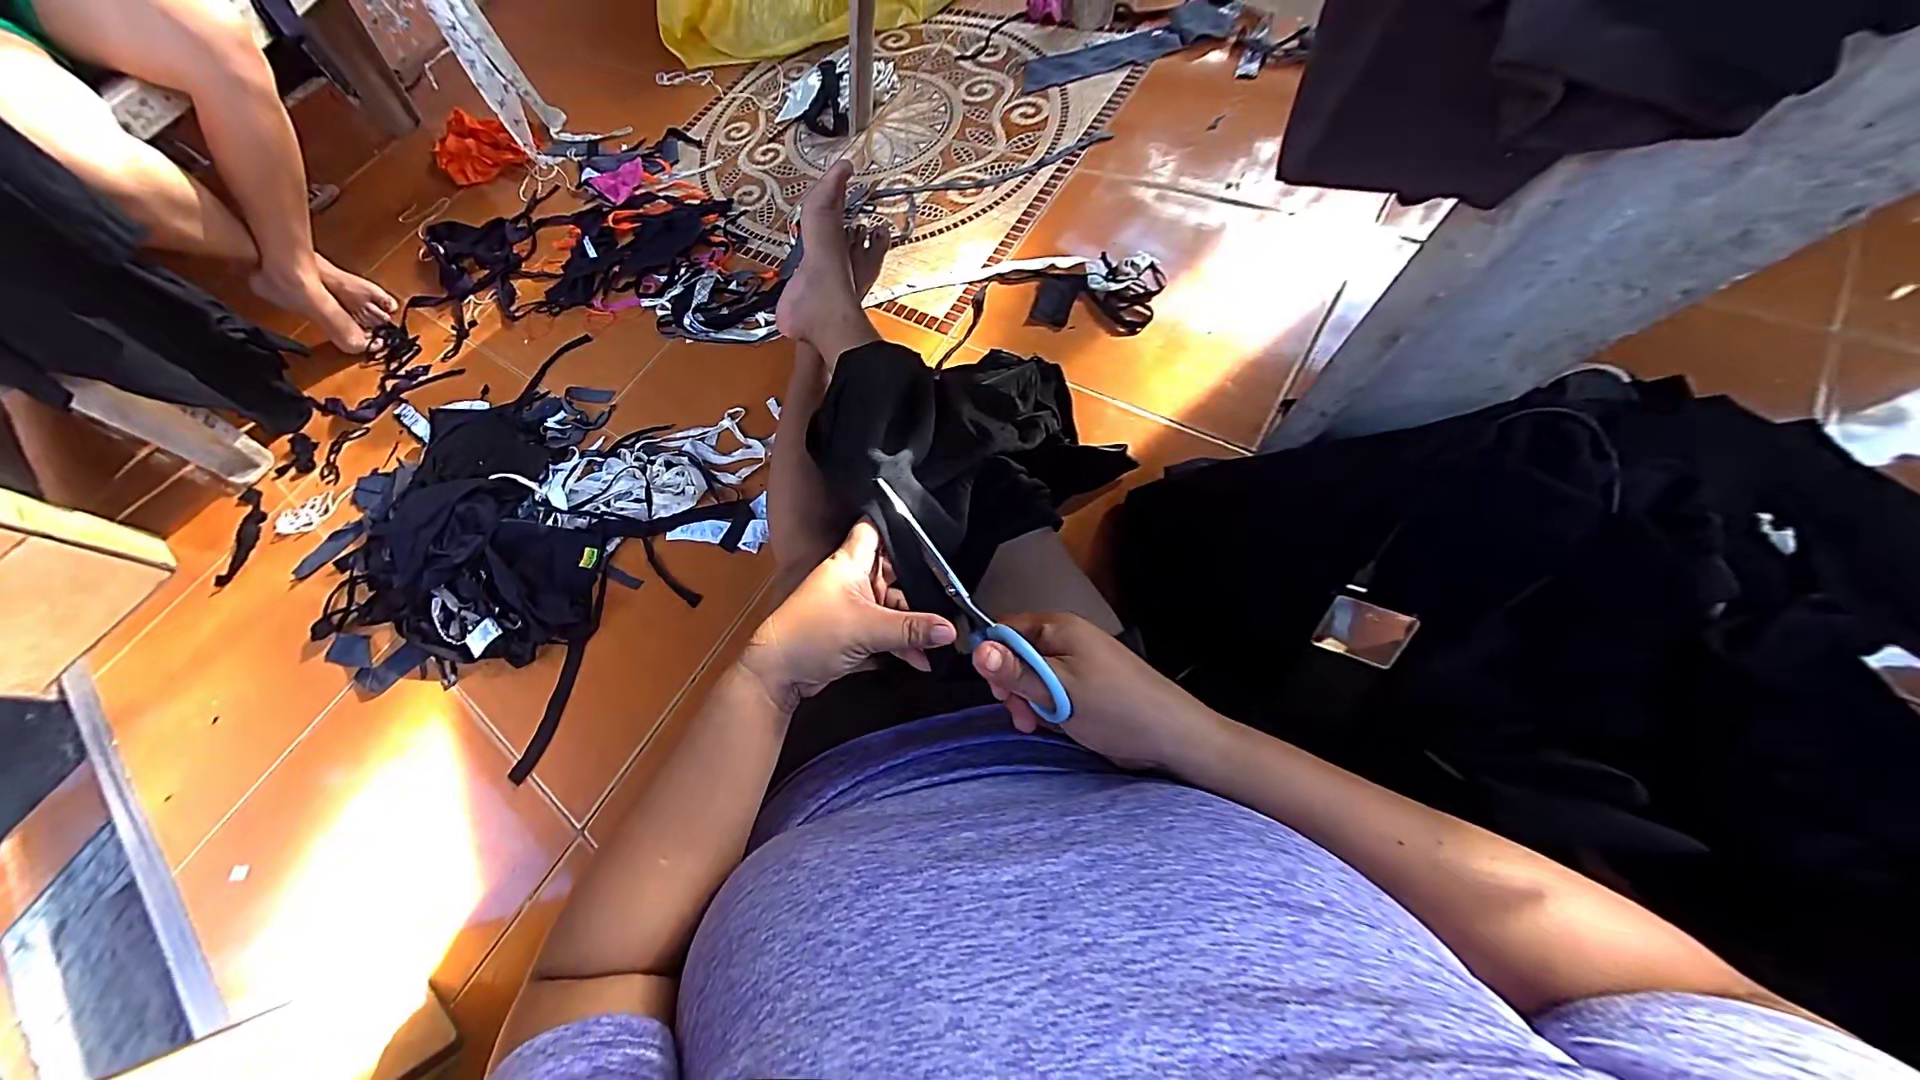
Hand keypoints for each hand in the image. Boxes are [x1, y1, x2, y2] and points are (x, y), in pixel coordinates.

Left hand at [743, 520, 956, 711]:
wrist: (777, 675)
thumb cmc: (810, 635)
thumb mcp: (868, 629)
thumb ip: (912, 629)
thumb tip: (950, 629)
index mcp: (850, 563)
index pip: (875, 529)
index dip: (898, 526)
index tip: (929, 534)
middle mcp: (853, 580)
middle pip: (895, 574)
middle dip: (921, 589)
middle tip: (950, 601)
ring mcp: (854, 607)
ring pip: (894, 608)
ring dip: (914, 626)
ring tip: (938, 642)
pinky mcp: (854, 633)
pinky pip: (886, 632)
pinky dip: (902, 645)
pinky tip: (921, 659)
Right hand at [971, 613, 1221, 770]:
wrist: (1171, 735)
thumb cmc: (1118, 709)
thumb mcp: (1058, 691)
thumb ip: (1016, 671)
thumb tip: (978, 650)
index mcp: (1059, 627)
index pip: (1005, 630)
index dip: (994, 659)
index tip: (998, 690)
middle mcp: (1068, 638)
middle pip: (1017, 654)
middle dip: (1012, 685)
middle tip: (1021, 713)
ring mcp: (1078, 661)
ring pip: (1033, 676)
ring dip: (1030, 701)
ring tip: (1039, 723)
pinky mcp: (1086, 684)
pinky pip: (1052, 689)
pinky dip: (1048, 707)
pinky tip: (1055, 723)